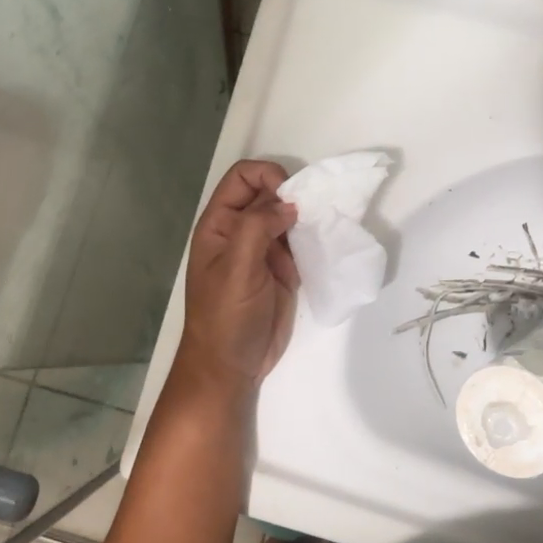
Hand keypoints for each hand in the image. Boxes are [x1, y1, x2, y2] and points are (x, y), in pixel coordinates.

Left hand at [177, 160, 299, 394]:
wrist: (232, 366)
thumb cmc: (225, 316)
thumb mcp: (237, 269)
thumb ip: (258, 228)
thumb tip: (288, 204)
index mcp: (219, 224)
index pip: (243, 177)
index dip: (267, 176)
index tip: (291, 197)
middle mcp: (240, 230)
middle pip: (268, 192)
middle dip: (291, 196)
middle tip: (311, 215)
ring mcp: (262, 249)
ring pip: (287, 216)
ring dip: (305, 217)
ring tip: (320, 230)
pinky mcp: (282, 269)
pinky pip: (299, 241)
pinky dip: (313, 239)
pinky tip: (323, 246)